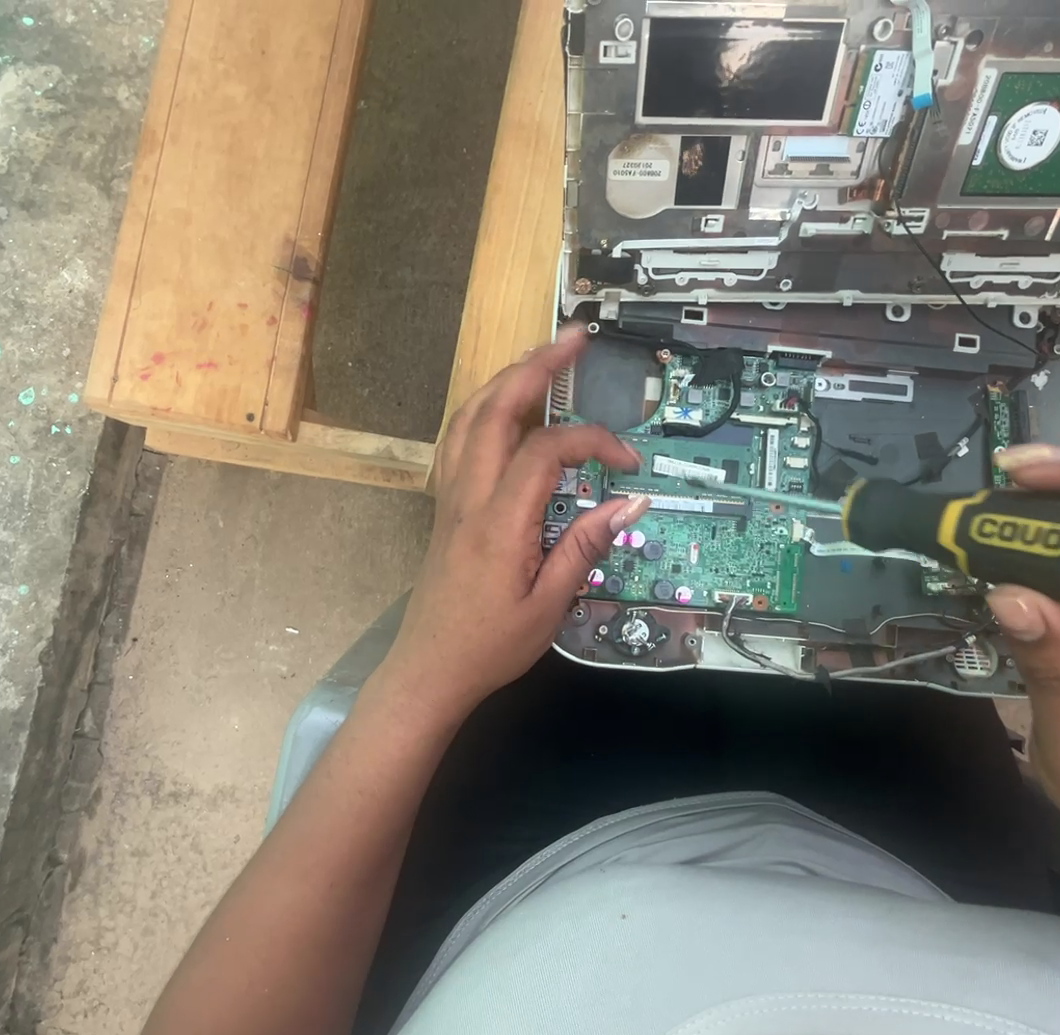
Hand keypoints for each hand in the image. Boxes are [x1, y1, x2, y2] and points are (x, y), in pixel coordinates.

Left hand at [378, 330, 648, 715]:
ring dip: (505, 378)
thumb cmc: (490, 646)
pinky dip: (481, 408)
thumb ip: (586, 548)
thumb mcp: (548, 607)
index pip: (546, 451)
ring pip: (469, 416)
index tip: (626, 463)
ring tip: (541, 358)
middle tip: (575, 339)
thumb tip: (630, 501)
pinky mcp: (444, 505)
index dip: (592, 442)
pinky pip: (457, 439)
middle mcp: (468, 496)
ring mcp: (449, 496)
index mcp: (499, 522)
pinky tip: (500, 406)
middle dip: (537, 366)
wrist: (429, 669)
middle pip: (496, 409)